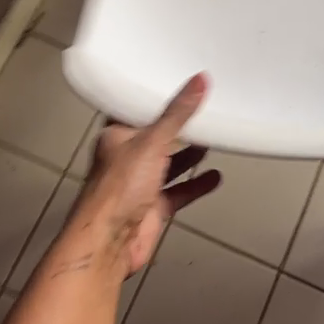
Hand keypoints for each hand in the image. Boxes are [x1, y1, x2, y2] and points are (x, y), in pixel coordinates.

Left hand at [70, 74, 221, 276]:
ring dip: (188, 154)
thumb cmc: (119, 188)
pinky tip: (215, 176)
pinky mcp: (153, 207)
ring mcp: (140, 184)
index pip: (137, 109)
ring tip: (213, 138)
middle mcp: (127, 157)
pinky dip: (196, 184)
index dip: (157, 97)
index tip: (181, 83)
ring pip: (168, 163)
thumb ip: (177, 114)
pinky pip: (179, 191)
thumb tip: (200, 80)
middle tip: (205, 108)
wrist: (109, 243)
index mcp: (117, 136)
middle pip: (157, 136)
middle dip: (178, 126)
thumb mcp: (151, 142)